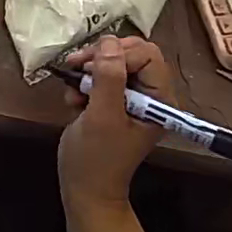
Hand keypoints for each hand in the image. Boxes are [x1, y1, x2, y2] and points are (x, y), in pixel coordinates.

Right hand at [58, 35, 177, 206]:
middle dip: (101, 57)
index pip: (147, 55)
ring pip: (113, 62)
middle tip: (76, 67)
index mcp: (159, 100)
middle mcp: (150, 95)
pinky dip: (83, 82)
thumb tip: (109, 42)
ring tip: (72, 88)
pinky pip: (100, 76)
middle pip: (131, 54)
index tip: (89, 67)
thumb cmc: (97, 158)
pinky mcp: (112, 102)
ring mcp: (131, 98)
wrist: (84, 188)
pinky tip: (73, 99)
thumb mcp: (102, 117)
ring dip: (88, 70)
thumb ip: (108, 79)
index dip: (118, 54)